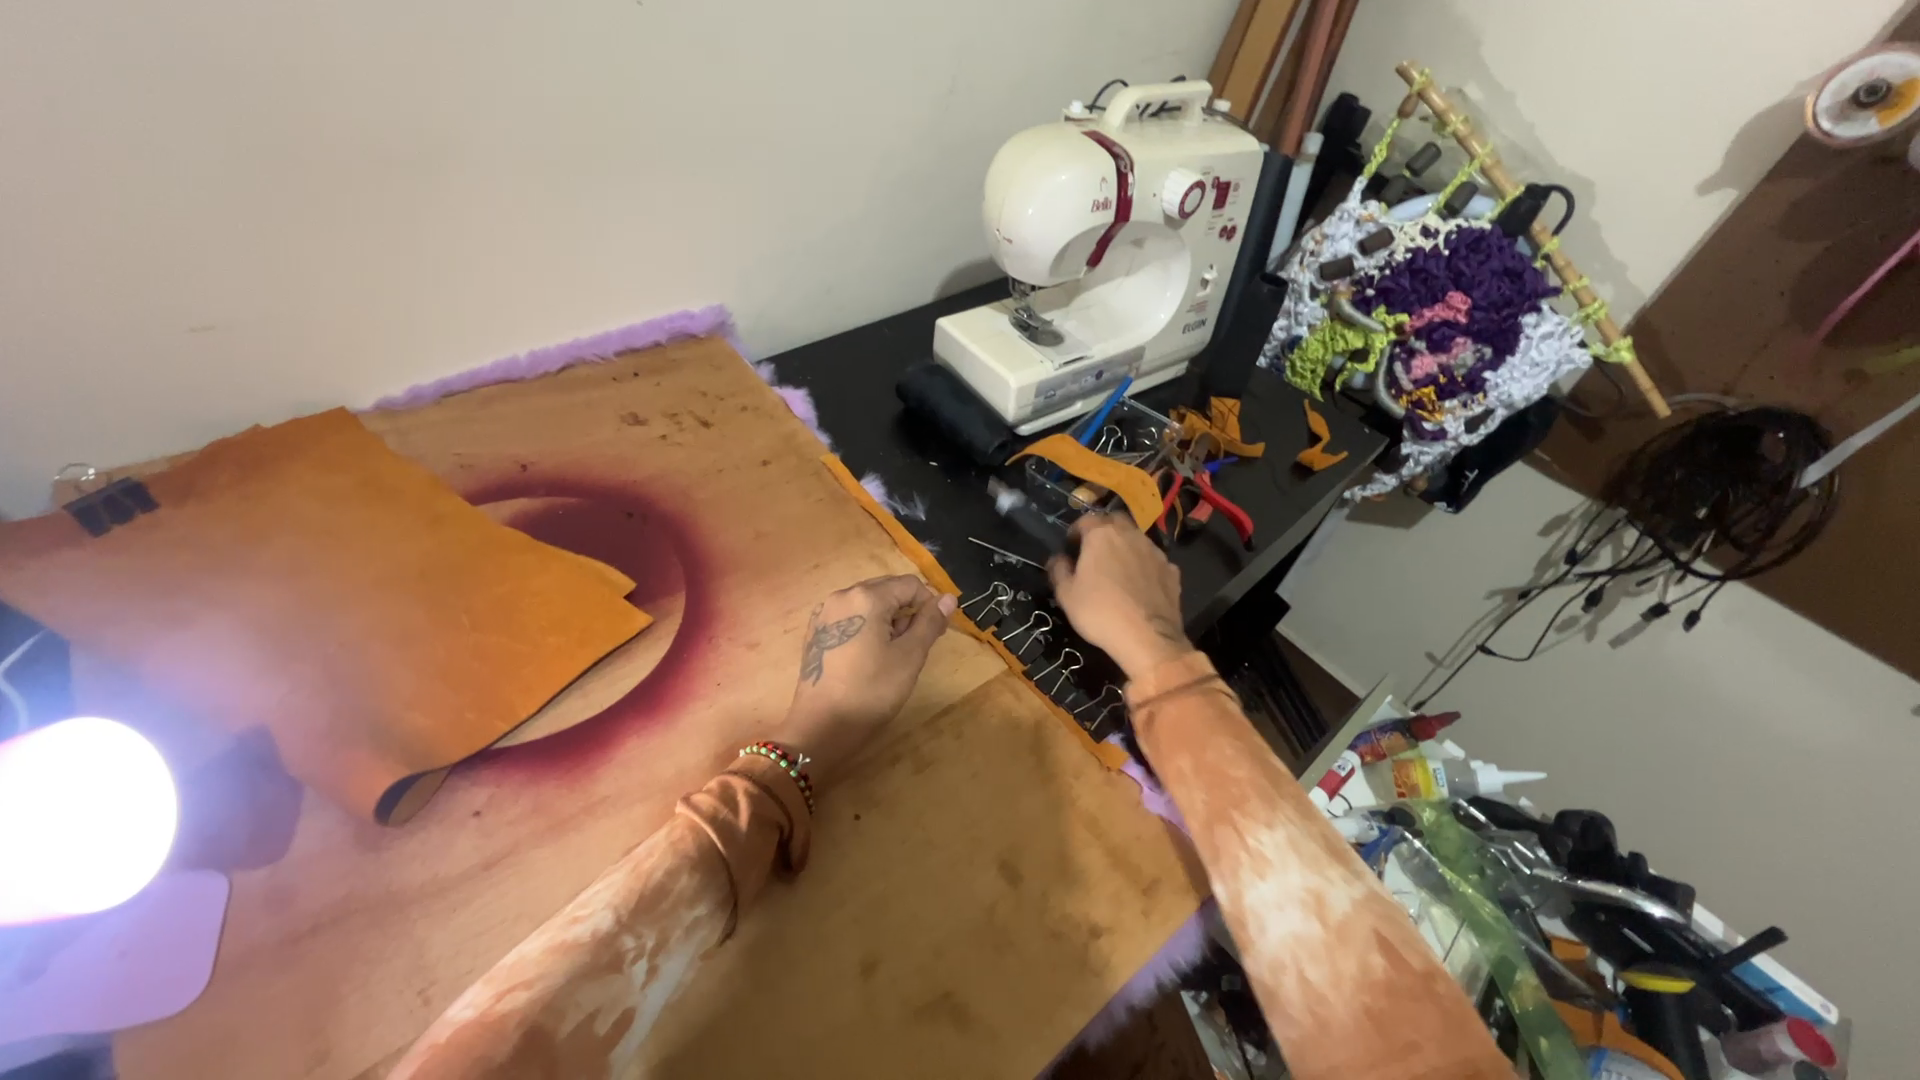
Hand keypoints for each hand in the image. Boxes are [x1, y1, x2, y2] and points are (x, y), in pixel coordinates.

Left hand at [780, 575, 955, 785]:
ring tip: (893, 654)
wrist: (822, 726)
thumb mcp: (909, 656)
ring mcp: (825, 613)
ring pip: (868, 604)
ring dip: (888, 620)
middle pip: (887, 590)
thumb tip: (948, 598)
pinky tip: (868, 657)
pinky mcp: (816, 632)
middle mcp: (842, 596)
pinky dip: (866, 628)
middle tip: (917, 645)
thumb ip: (930, 622)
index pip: (910, 585)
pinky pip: (850, 618)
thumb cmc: (872, 690)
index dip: (929, 605)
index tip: (936, 633)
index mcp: (867, 597)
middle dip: (908, 611)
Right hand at [1048, 513, 1193, 680]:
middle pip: (1115, 522)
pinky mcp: (1172, 570)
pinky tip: (1140, 585)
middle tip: (1095, 552)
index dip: (1076, 532)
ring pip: (1137, 540)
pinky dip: (1145, 566)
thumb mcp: (1066, 595)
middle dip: (1104, 531)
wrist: (1147, 638)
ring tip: (1118, 570)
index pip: (1085, 520)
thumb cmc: (1099, 612)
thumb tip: (1058, 559)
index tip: (1071, 548)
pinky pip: (1153, 561)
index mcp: (1102, 535)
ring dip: (1126, 547)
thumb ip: (1059, 570)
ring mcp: (1155, 552)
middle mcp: (1131, 535)